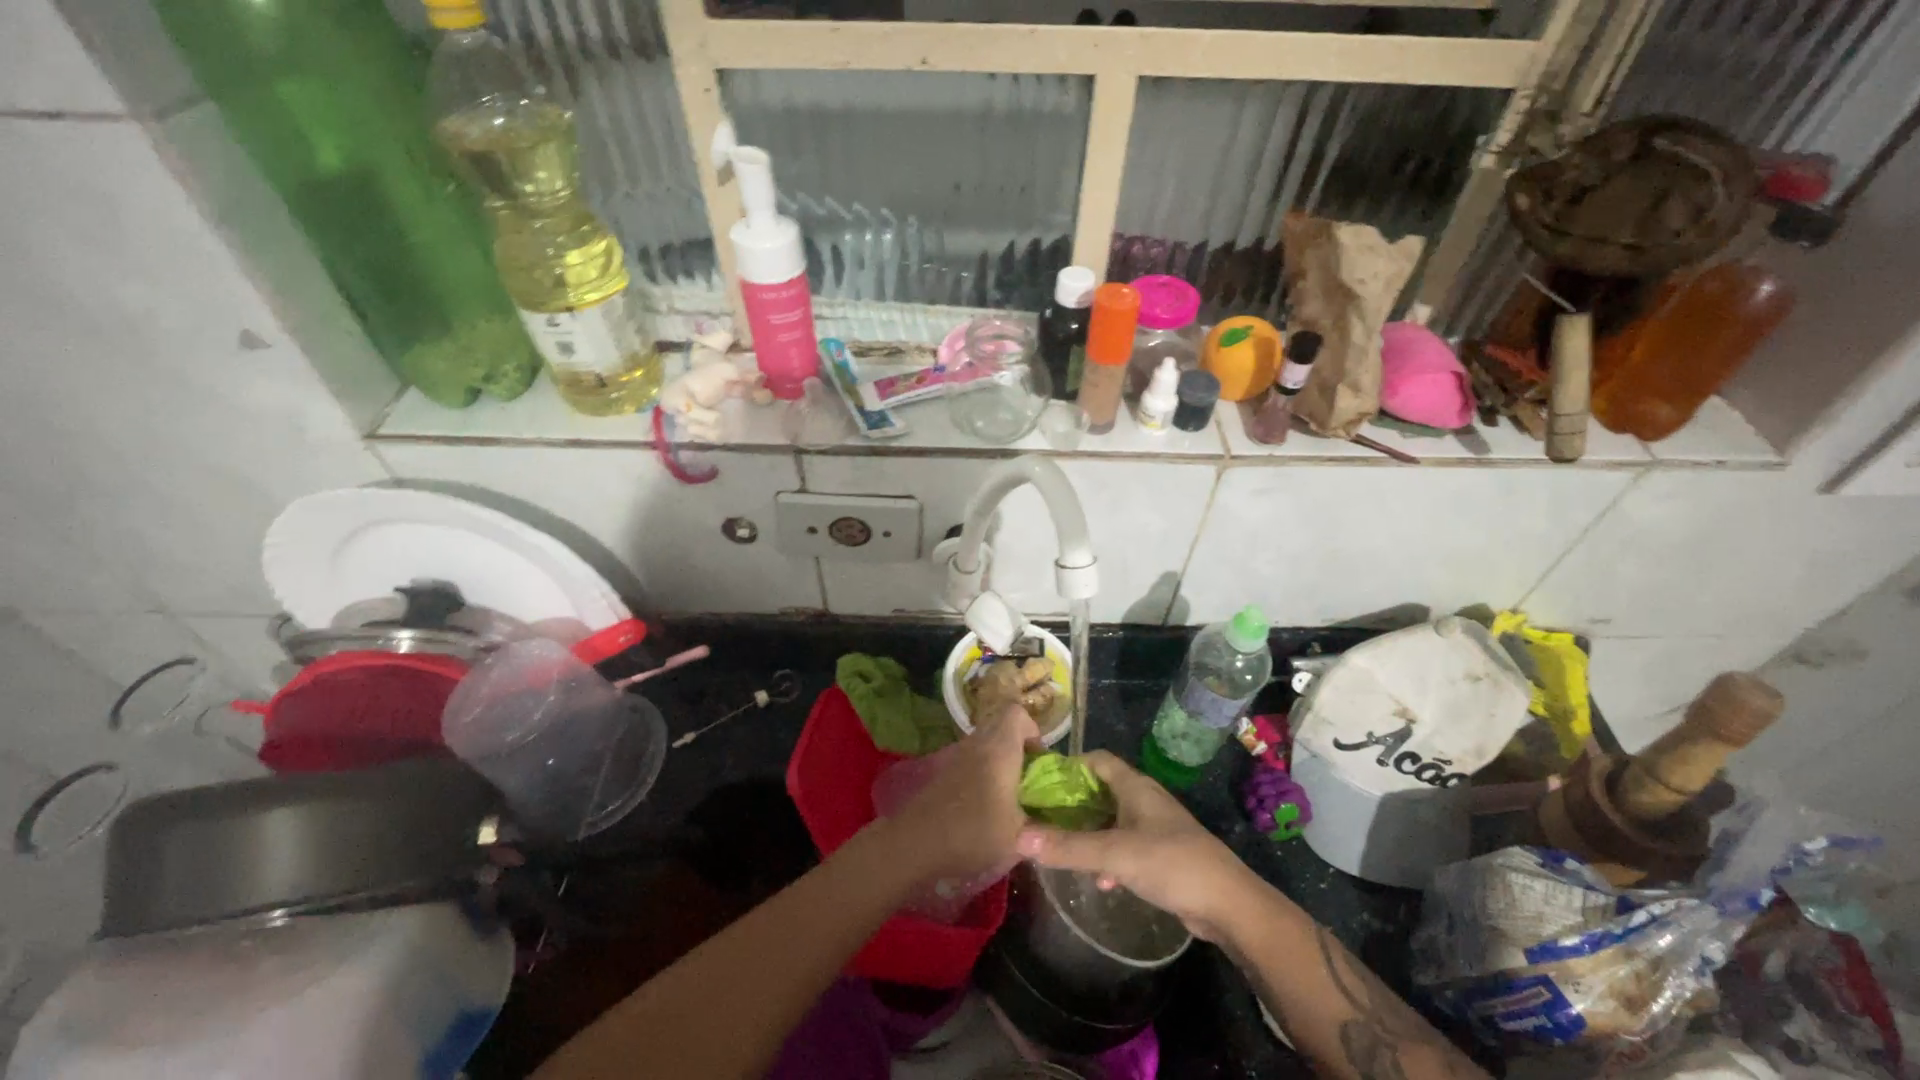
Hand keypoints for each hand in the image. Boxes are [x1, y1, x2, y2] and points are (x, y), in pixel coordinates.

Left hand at [884, 702, 1038, 882]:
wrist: (914, 844)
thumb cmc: (973, 833)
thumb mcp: (1018, 837)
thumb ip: (1038, 825)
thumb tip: (1049, 823)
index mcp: (999, 749)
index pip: (1016, 713)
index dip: (1032, 729)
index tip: (1039, 758)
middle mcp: (975, 745)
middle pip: (998, 728)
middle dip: (1016, 747)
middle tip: (1027, 779)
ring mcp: (952, 758)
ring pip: (981, 747)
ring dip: (996, 763)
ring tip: (1007, 797)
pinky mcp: (938, 774)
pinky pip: (966, 763)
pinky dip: (978, 776)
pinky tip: (982, 807)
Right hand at [1016, 750, 1265, 941]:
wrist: (1228, 904)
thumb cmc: (1172, 864)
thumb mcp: (1114, 854)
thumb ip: (1068, 847)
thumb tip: (1018, 837)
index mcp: (1135, 788)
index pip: (1096, 760)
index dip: (1068, 767)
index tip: (1039, 784)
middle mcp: (1144, 801)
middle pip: (1100, 791)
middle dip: (1071, 804)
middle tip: (1040, 819)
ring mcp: (1155, 829)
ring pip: (1111, 822)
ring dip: (1087, 833)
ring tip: (1059, 850)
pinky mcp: (1162, 857)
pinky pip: (1124, 848)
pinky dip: (1107, 858)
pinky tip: (1098, 881)